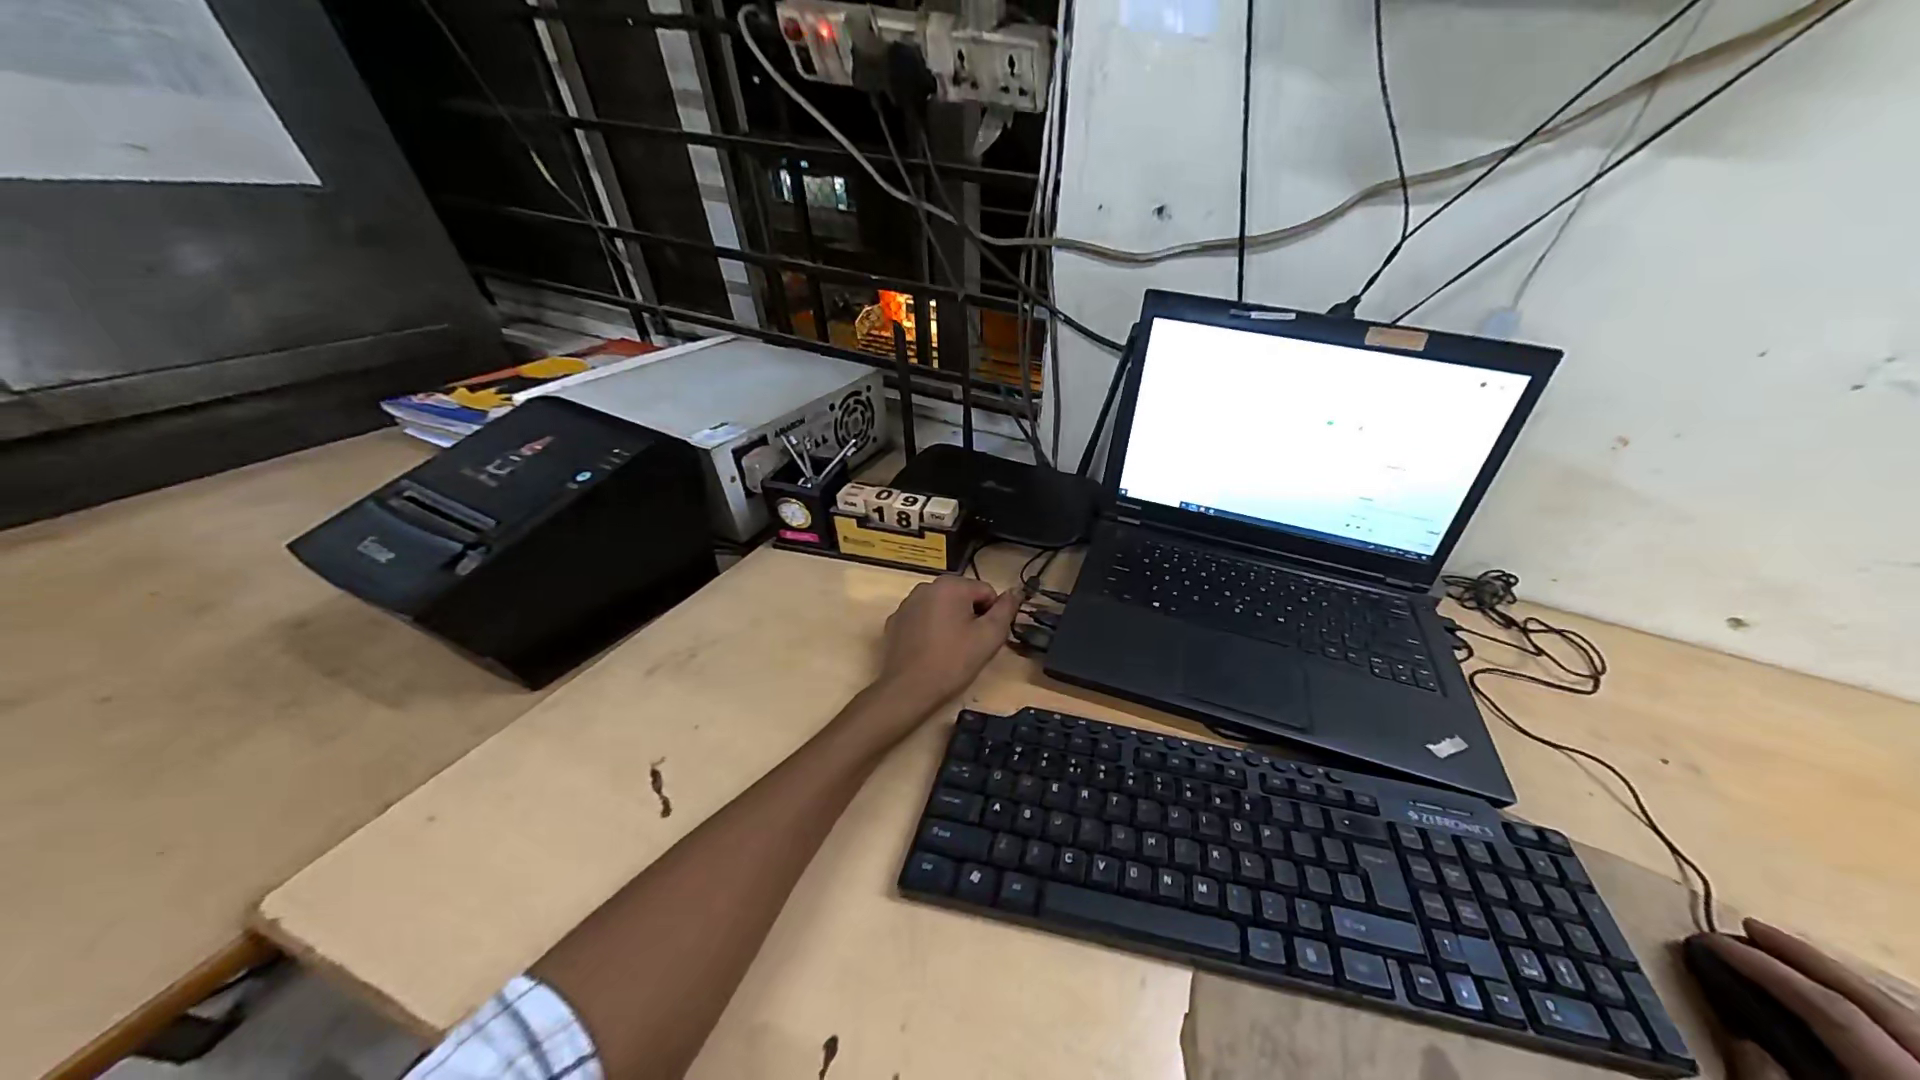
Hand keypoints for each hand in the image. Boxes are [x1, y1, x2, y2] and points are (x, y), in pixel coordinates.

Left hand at [875, 575, 1018, 717]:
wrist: (909, 689)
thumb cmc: (954, 661)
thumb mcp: (990, 636)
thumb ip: (1006, 609)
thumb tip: (1015, 591)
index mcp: (950, 585)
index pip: (986, 591)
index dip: (993, 615)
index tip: (987, 637)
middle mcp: (926, 587)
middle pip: (963, 596)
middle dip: (971, 616)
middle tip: (972, 645)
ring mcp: (907, 603)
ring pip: (942, 607)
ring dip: (951, 621)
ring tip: (951, 649)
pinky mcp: (895, 621)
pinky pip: (923, 618)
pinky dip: (930, 629)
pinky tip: (931, 650)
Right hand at [1705, 918, 1919, 1078]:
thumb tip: (1743, 1040)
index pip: (1832, 1012)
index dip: (1767, 971)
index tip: (1713, 942)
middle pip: (1880, 1004)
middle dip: (1808, 959)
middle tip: (1748, 926)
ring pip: (1912, 1018)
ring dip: (1844, 980)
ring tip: (1792, 955)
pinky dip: (1884, 1013)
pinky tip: (1853, 1004)